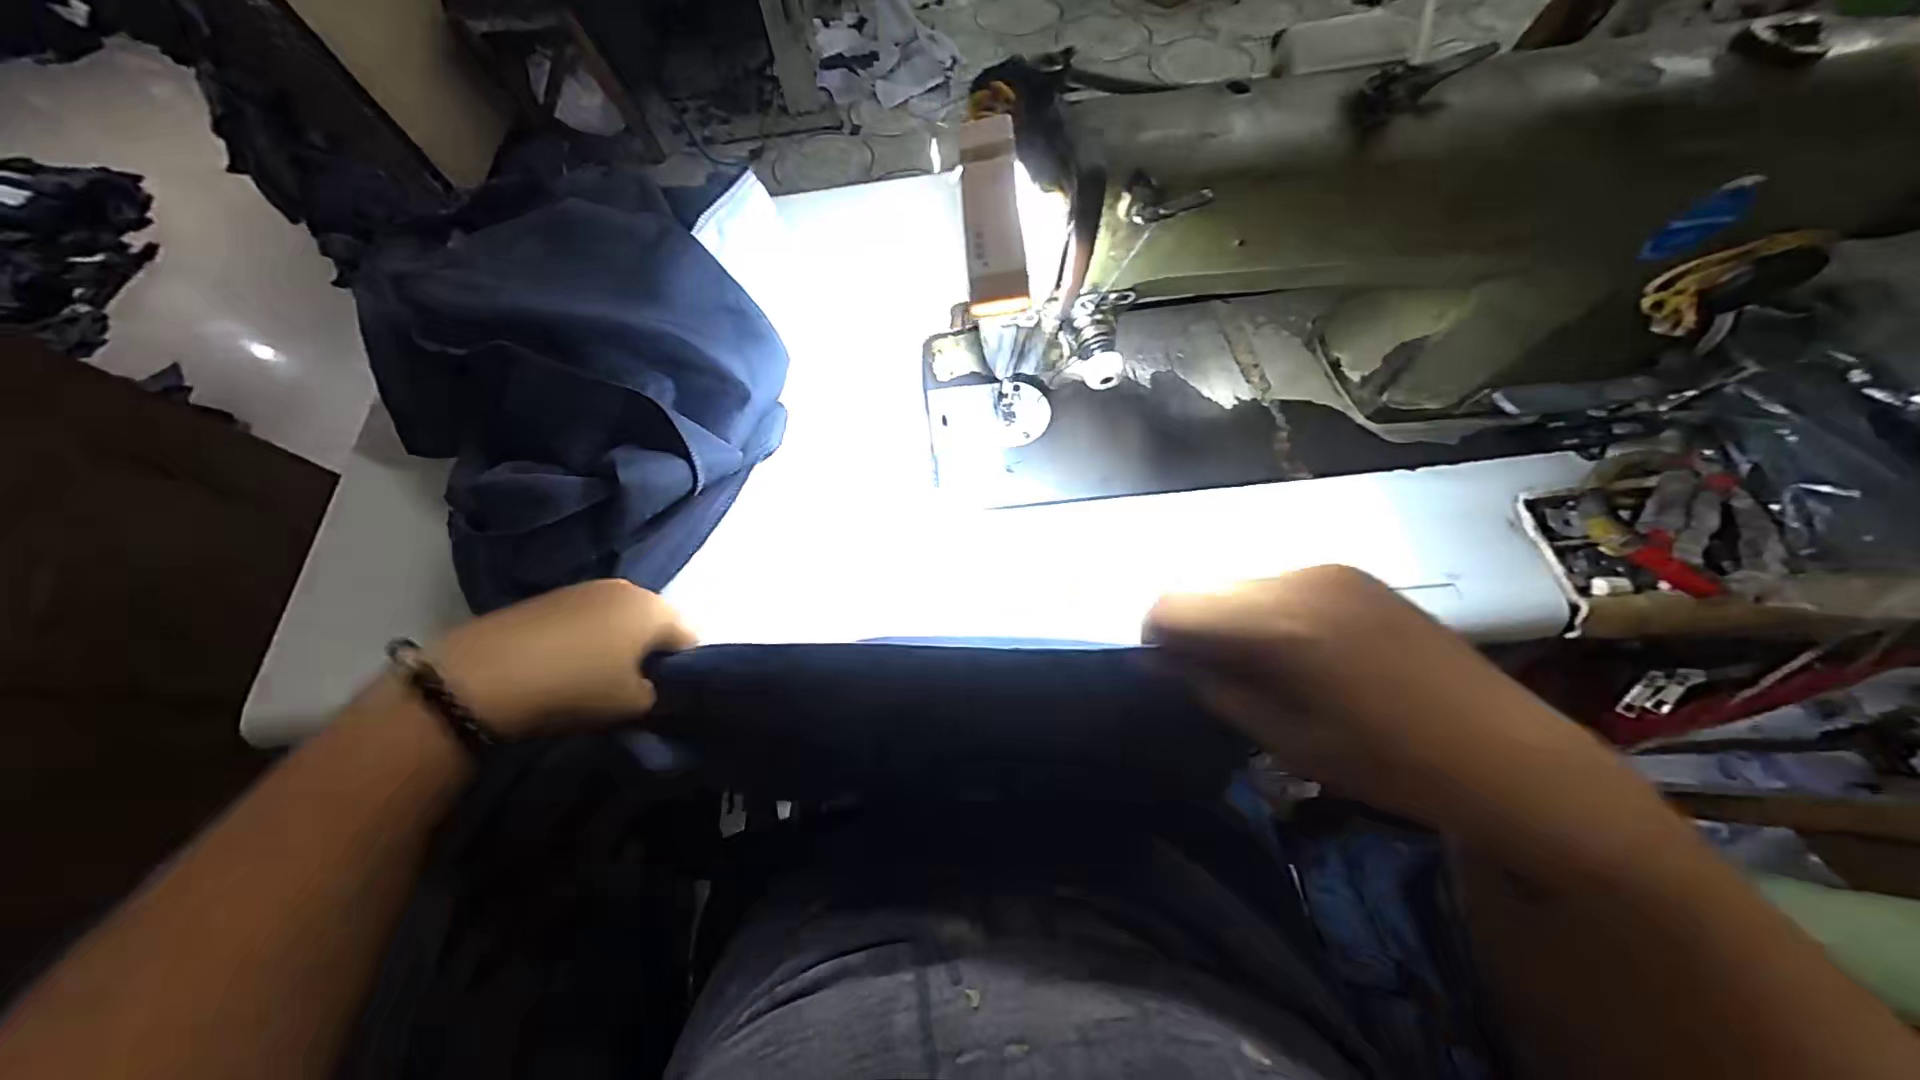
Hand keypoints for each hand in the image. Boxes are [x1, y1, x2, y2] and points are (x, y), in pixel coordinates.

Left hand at [426, 580, 695, 737]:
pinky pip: (589, 618)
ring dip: (620, 645)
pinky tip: (569, 666)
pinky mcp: (551, 597)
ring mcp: (586, 588)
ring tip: (599, 678)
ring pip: (622, 618)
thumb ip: (662, 694)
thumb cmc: (576, 687)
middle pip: (657, 623)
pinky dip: (589, 639)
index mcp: (656, 608)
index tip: (668, 695)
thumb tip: (658, 687)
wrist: (481, 677)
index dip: (686, 669)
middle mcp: (628, 588)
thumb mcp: (634, 705)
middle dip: (653, 652)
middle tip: (636, 688)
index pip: (691, 637)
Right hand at [1145, 565, 1606, 828]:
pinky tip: (1296, 652)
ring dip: (1228, 618)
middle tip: (1206, 675)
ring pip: (1241, 584)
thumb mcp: (1284, 737)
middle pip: (1204, 587)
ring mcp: (1332, 570)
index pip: (1173, 605)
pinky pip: (1280, 583)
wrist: (1508, 756)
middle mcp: (1299, 578)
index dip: (1153, 636)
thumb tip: (1159, 658)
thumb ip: (1211, 687)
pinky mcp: (1356, 575)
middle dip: (1191, 627)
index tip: (1161, 670)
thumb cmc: (1388, 763)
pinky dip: (1264, 611)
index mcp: (1279, 622)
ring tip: (1256, 667)